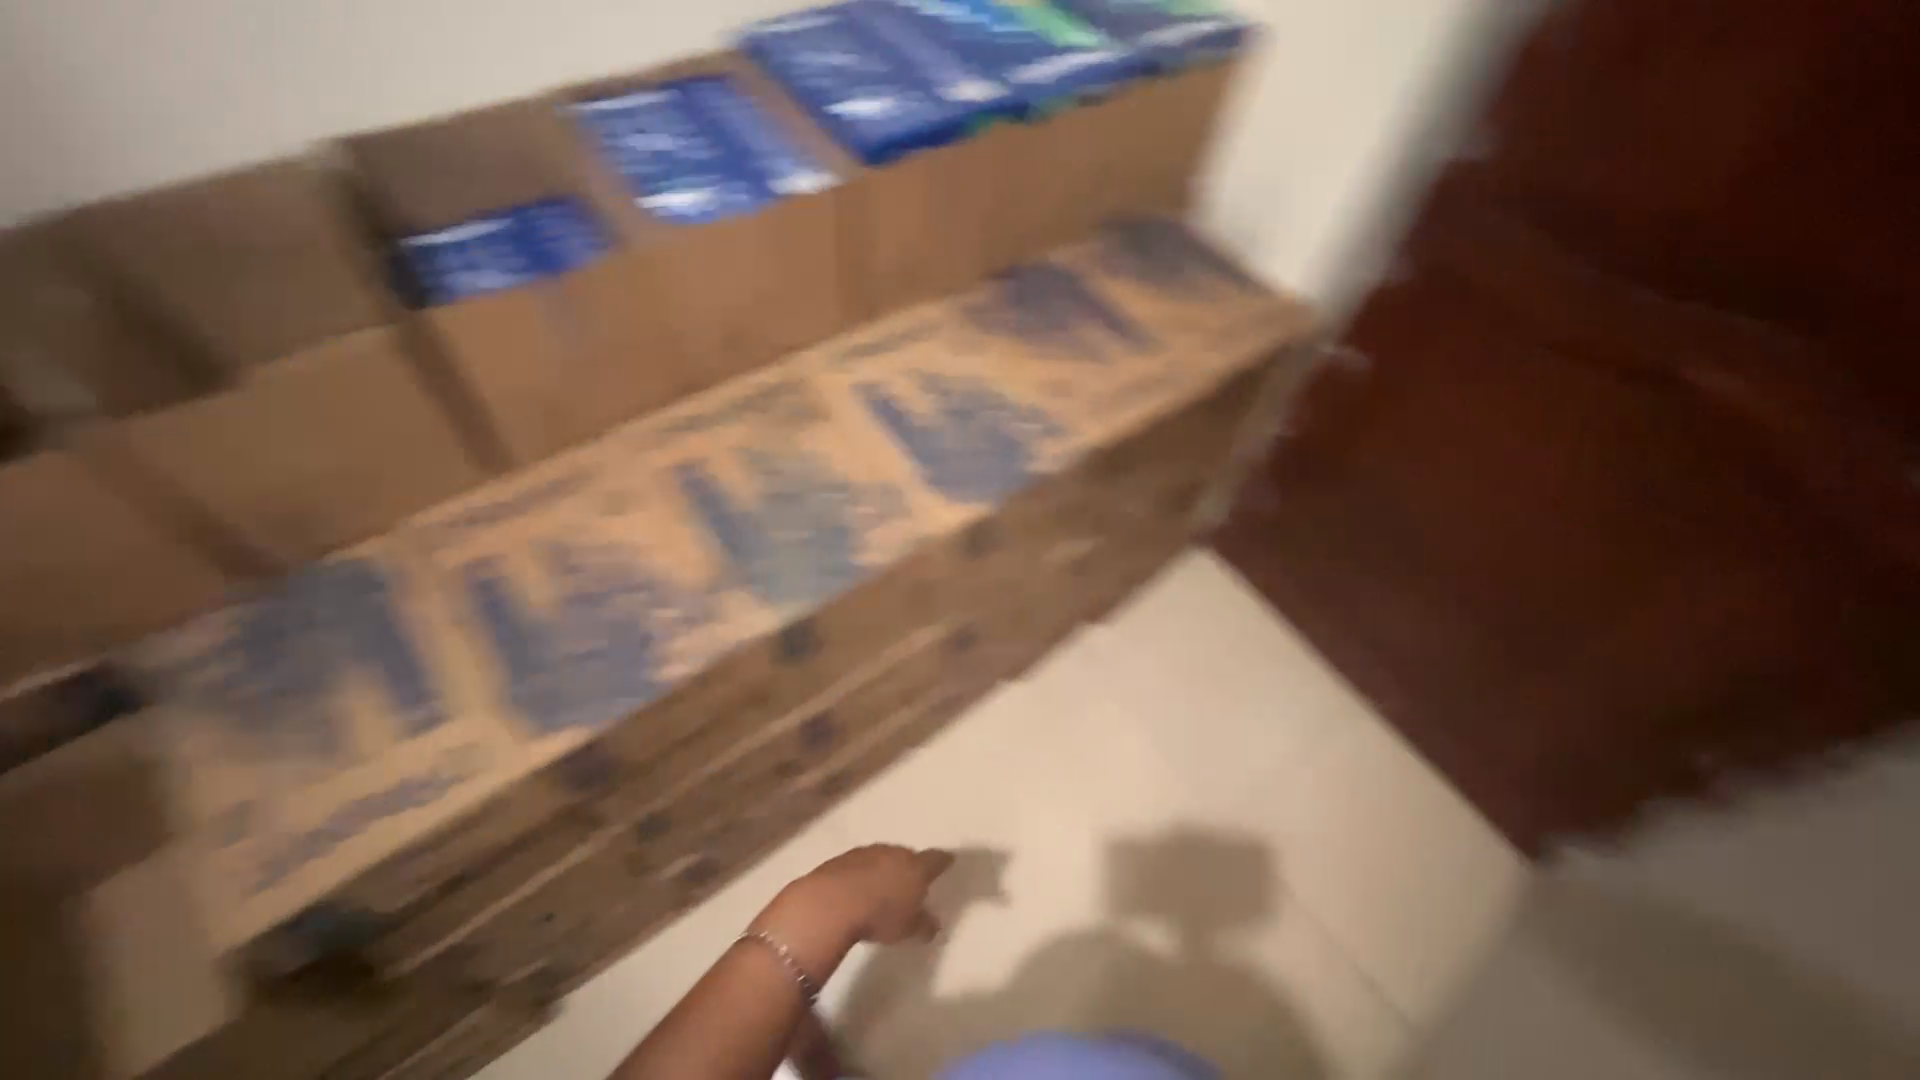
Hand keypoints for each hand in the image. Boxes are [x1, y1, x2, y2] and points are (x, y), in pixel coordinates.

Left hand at [754, 845, 955, 955]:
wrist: (832, 902)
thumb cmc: (880, 916)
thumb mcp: (908, 929)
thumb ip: (924, 925)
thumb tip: (933, 925)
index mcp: (916, 866)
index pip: (936, 859)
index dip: (943, 861)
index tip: (948, 860)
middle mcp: (894, 852)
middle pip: (907, 855)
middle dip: (910, 865)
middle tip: (912, 879)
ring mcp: (867, 852)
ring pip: (882, 856)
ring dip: (884, 868)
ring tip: (883, 886)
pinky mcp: (842, 858)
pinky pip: (860, 863)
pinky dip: (863, 873)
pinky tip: (858, 888)